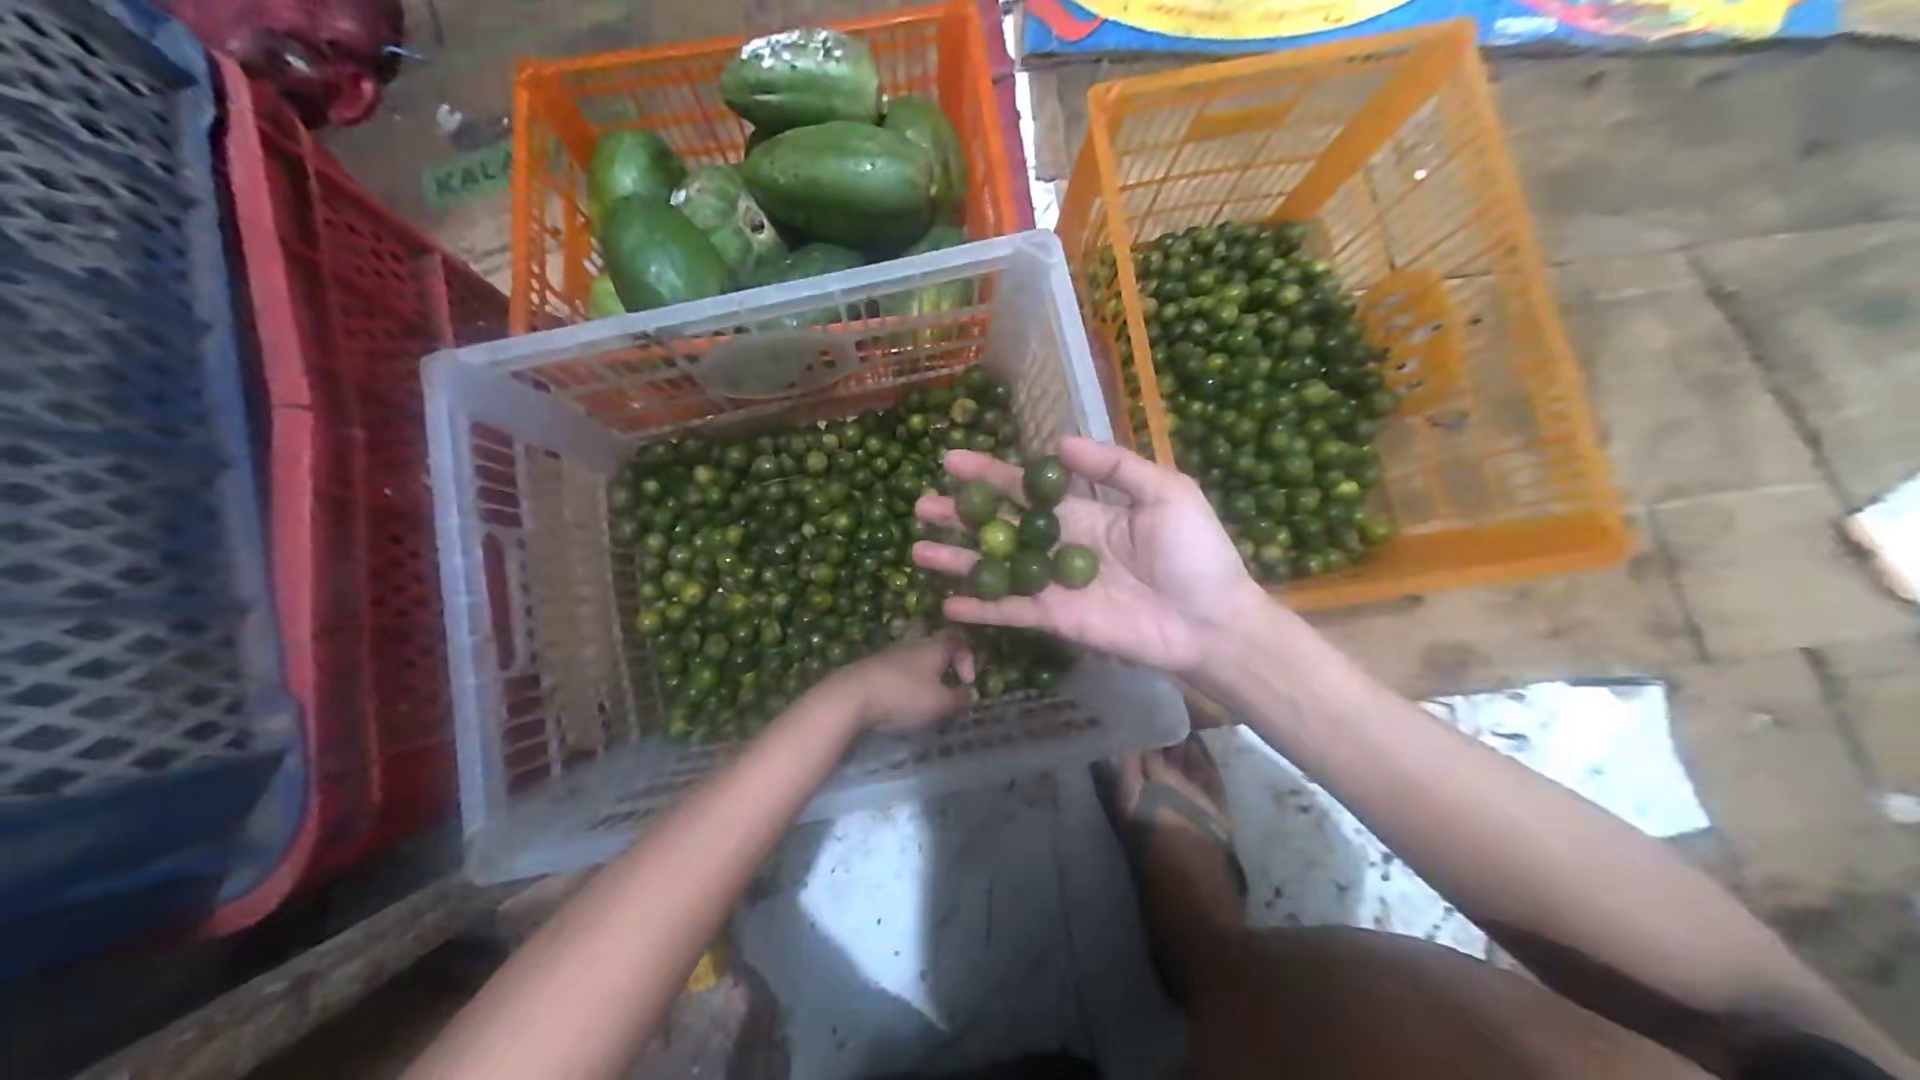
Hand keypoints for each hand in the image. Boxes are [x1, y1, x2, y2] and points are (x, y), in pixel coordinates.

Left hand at [816, 632, 977, 732]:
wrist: (849, 697)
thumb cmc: (903, 696)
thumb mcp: (940, 704)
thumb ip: (961, 699)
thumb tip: (973, 693)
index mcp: (934, 646)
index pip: (958, 640)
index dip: (968, 659)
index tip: (967, 683)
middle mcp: (913, 643)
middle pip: (935, 648)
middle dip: (945, 668)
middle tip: (947, 691)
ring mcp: (889, 654)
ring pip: (915, 660)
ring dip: (924, 678)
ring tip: (925, 702)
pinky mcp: (871, 667)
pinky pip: (897, 671)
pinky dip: (905, 684)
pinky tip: (900, 703)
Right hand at [912, 436, 1269, 674]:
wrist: (1212, 619)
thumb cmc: (1196, 552)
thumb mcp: (1165, 491)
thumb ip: (1113, 466)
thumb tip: (1058, 443)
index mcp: (1084, 511)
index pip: (1026, 489)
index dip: (989, 473)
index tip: (951, 459)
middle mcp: (1060, 545)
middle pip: (1000, 527)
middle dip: (962, 515)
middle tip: (922, 504)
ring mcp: (1054, 585)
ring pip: (996, 569)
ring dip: (958, 560)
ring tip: (918, 547)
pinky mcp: (1056, 620)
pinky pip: (1010, 612)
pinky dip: (979, 608)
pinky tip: (945, 602)